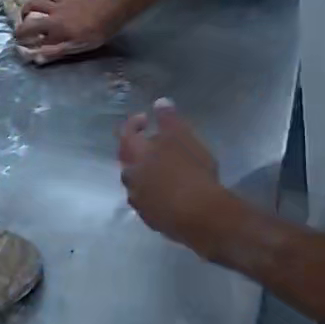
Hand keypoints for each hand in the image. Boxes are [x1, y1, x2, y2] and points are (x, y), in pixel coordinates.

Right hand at [15, 0, 118, 63]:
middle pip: (32, 5)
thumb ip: (55, 51)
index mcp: (53, 24)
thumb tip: (37, 56)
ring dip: (36, 2)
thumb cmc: (94, 33)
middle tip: (24, 20)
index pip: (29, 27)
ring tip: (37, 9)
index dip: (20, 32)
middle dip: (24, 13)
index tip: (18, 37)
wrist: (112, 13)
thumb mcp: (76, 47)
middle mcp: (54, 8)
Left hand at [118, 101, 239, 257]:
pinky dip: (154, 195)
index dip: (133, 124)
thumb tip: (159, 102)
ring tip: (161, 171)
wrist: (198, 215)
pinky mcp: (151, 220)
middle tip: (151, 146)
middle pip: (127, 162)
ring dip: (145, 175)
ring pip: (136, 184)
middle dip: (136, 152)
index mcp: (136, 155)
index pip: (126, 135)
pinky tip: (169, 195)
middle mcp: (131, 179)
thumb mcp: (182, 136)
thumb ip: (169, 119)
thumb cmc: (189, 170)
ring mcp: (139, 202)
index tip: (146, 119)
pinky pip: (147, 203)